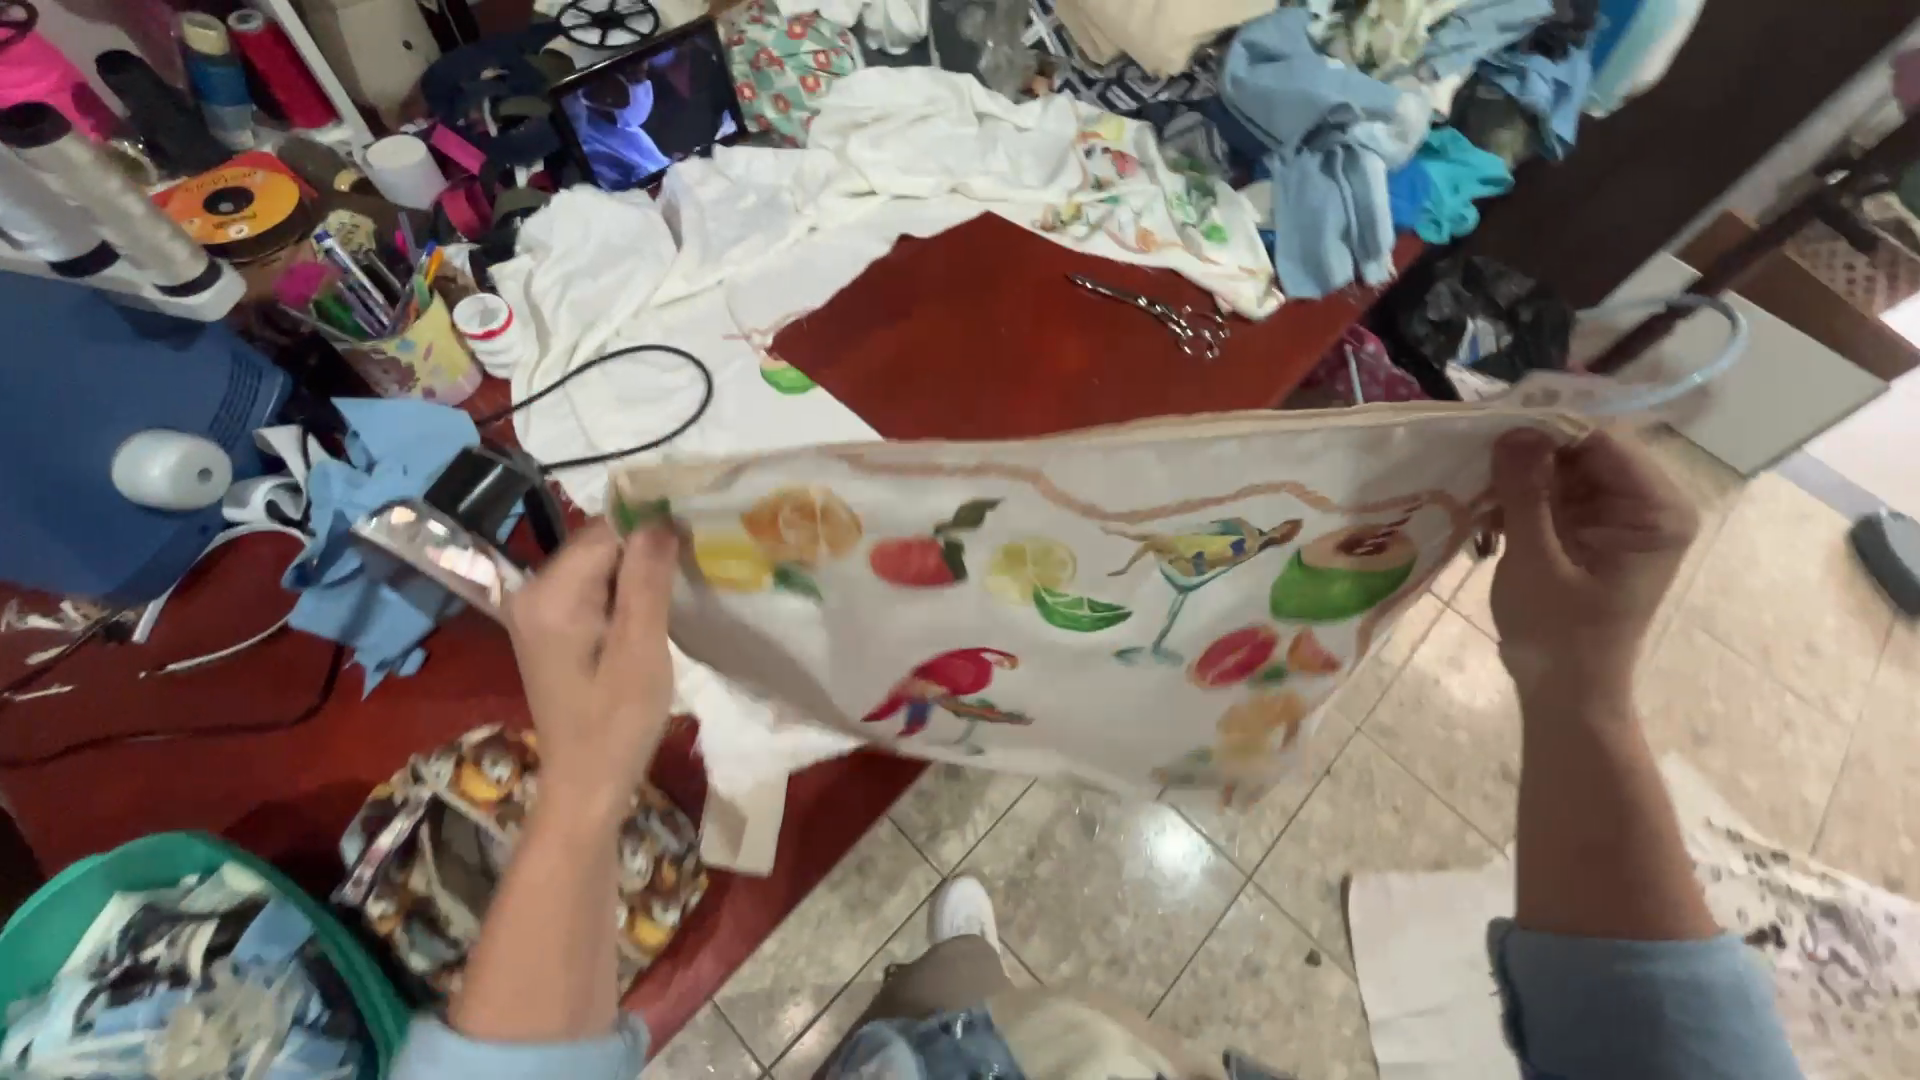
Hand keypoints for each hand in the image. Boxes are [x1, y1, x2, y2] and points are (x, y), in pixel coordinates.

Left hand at [503, 519, 679, 817]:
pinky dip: (626, 587)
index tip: (699, 533)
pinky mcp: (551, 625)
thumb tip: (660, 518)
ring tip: (685, 577)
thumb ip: (647, 580)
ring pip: (599, 563)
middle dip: (647, 545)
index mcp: (550, 595)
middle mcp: (532, 592)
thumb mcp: (641, 649)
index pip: (606, 531)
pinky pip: (593, 586)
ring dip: (640, 566)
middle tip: (698, 557)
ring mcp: (538, 609)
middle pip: (600, 543)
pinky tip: (656, 602)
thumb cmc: (617, 722)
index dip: (653, 527)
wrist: (587, 783)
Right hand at [1489, 429, 1697, 698]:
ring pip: (1560, 471)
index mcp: (1656, 510)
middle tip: (1468, 459)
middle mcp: (1645, 505)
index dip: (1545, 430)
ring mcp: (1615, 517)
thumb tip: (1512, 430)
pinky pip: (1550, 495)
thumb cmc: (1558, 631)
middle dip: (1525, 455)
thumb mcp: (1536, 560)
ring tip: (1471, 490)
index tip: (1485, 430)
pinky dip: (1516, 500)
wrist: (1564, 688)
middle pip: (1581, 452)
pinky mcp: (1587, 531)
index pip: (1602, 442)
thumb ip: (1527, 493)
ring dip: (1514, 479)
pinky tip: (1483, 513)